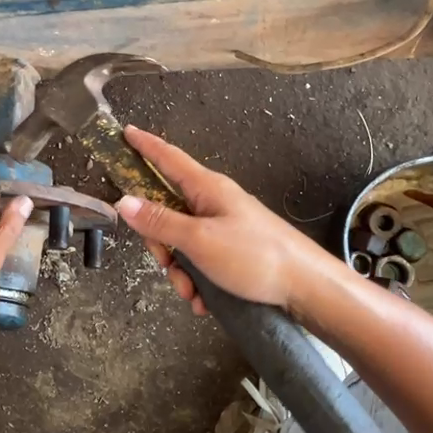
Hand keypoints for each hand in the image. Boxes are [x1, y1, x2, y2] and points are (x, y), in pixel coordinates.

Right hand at [112, 125, 341, 317]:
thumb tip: (124, 201)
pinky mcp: (232, 251)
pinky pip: (199, 261)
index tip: (126, 131)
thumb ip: (160, 222)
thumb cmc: (254, 256)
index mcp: (206, 188)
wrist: (308, 288)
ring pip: (181, 242)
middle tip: (165, 263)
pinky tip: (204, 301)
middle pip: (166, 211)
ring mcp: (223, 228)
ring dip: (179, 271)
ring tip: (193, 293)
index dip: (145, 145)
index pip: (168, 158)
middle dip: (159, 243)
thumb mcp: (199, 240)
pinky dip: (197, 281)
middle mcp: (213, 203)